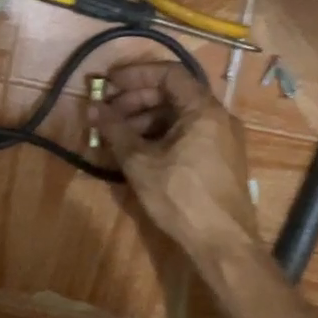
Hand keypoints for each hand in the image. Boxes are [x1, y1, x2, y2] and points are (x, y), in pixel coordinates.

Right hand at [92, 61, 254, 258]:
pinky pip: (188, 133)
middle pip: (173, 94)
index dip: (135, 74)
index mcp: (204, 110)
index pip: (169, 73)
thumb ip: (115, 130)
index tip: (108, 84)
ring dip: (145, 119)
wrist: (224, 244)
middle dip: (136, 99)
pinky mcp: (220, 160)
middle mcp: (218, 117)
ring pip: (178, 116)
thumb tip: (92, 107)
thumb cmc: (182, 197)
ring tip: (116, 134)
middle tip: (107, 112)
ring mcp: (222, 139)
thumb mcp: (141, 162)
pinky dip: (161, 135)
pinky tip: (138, 152)